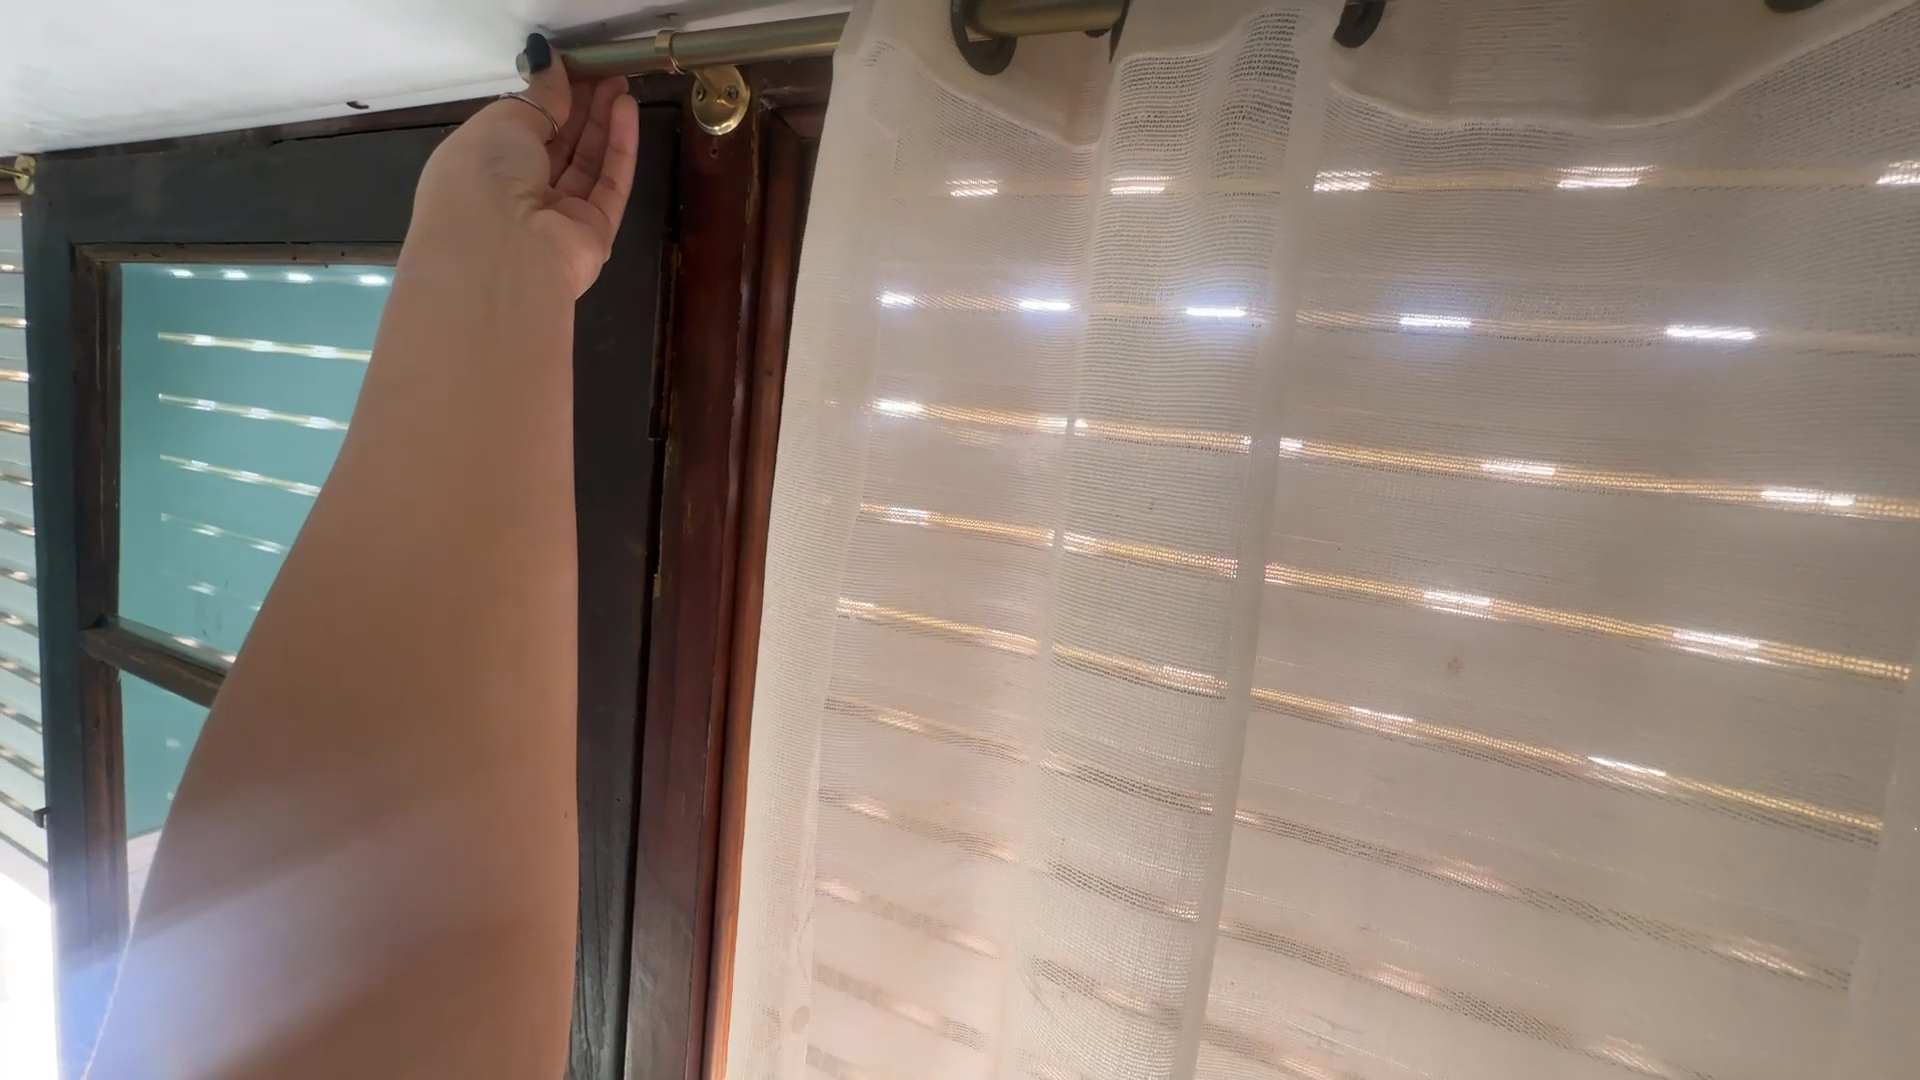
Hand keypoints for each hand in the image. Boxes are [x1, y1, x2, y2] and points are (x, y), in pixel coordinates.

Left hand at [412, 38, 639, 296]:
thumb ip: (538, 97)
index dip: (550, 96)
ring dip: (604, 123)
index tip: (573, 66)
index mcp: (486, 164)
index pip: (524, 126)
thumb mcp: (503, 121)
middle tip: (605, 71)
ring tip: (621, 84)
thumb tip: (550, 61)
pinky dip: (620, 150)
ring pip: (588, 163)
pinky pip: (610, 185)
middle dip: (583, 106)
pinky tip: (627, 113)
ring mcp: (562, 216)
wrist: (506, 252)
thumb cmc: (485, 178)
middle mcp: (523, 192)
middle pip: (560, 144)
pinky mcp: (596, 232)